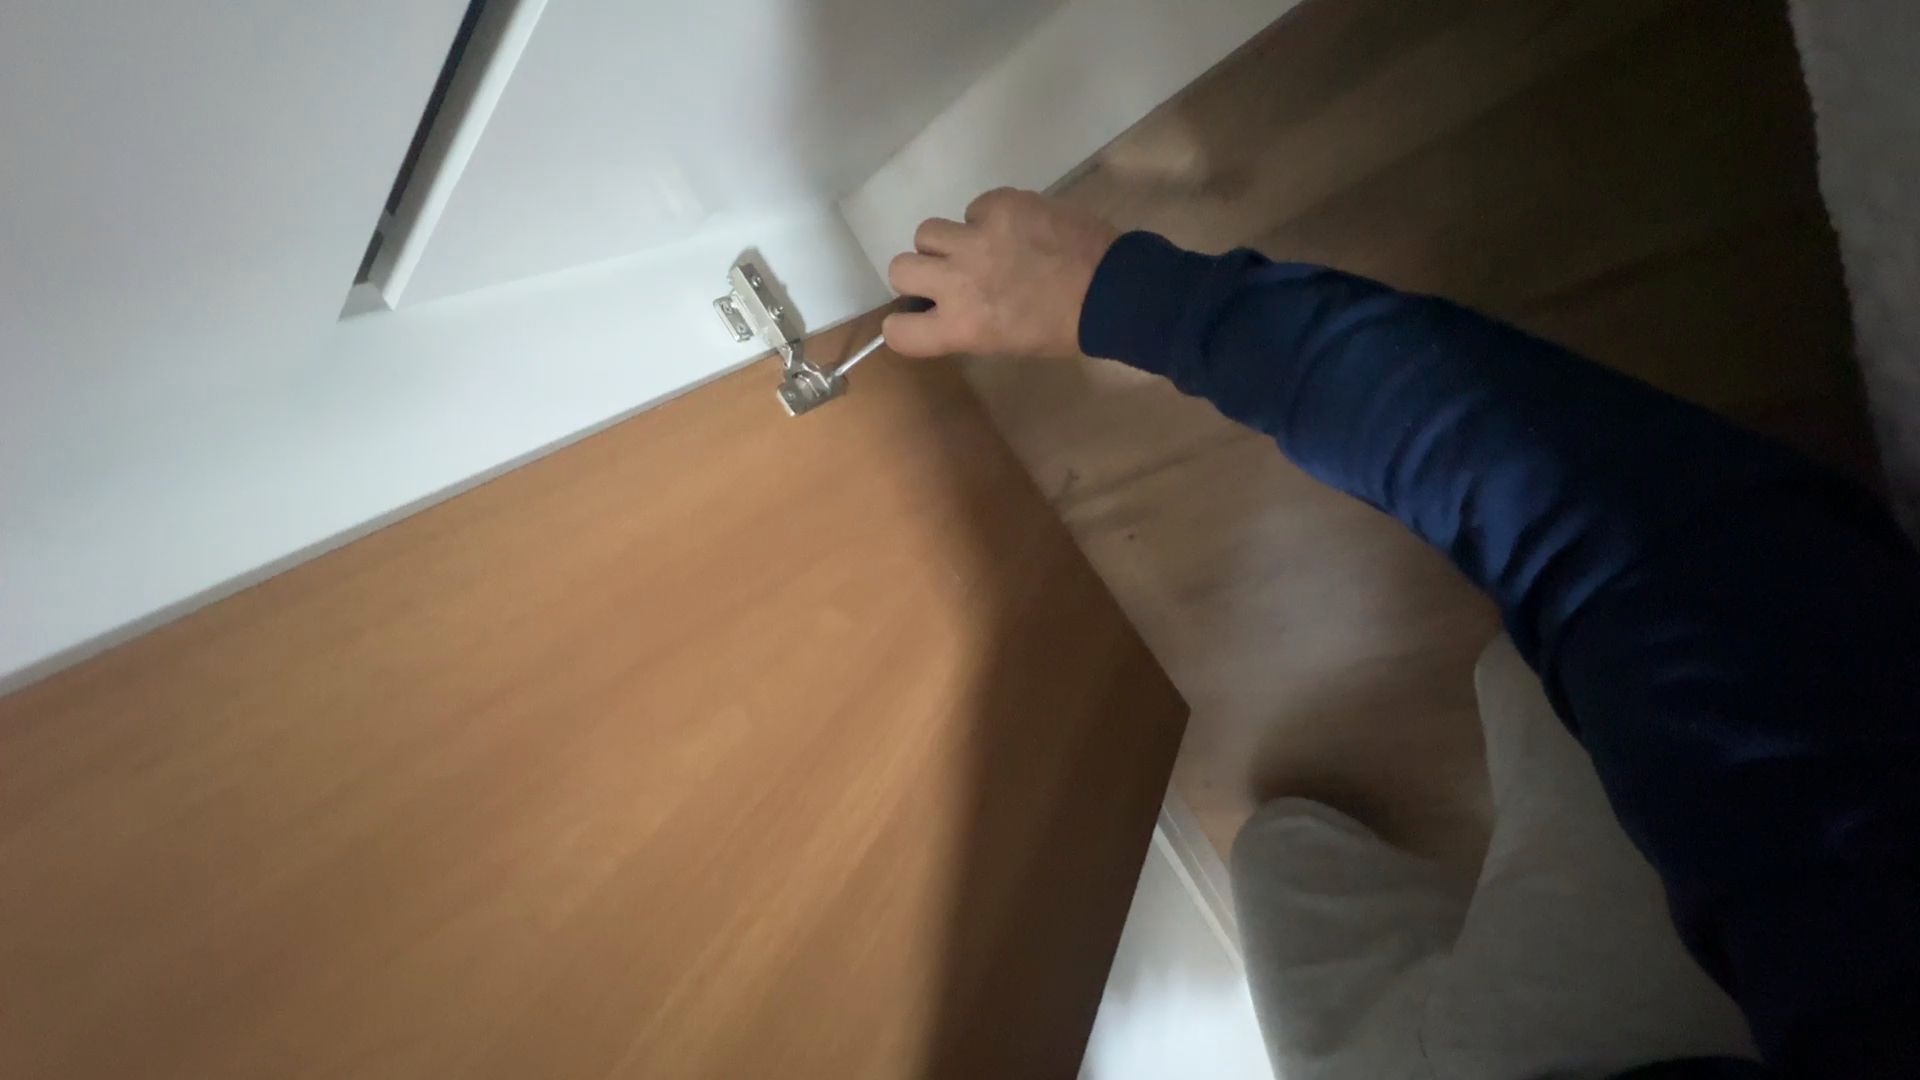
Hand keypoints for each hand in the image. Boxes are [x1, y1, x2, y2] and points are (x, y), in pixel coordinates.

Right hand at [882, 188, 1121, 358]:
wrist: (1110, 289)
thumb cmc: (1058, 329)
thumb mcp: (1002, 343)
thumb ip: (964, 324)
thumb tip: (943, 305)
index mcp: (960, 327)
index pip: (896, 330)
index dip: (903, 324)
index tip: (919, 316)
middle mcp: (957, 281)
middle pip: (898, 267)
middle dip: (920, 273)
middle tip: (948, 276)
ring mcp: (977, 237)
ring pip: (927, 231)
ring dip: (946, 242)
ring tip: (979, 248)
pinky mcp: (1000, 204)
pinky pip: (972, 208)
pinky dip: (985, 219)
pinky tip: (1013, 230)